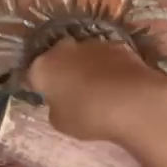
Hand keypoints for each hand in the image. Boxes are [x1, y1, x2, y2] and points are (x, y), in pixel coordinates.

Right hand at [25, 39, 166, 145]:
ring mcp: (93, 44)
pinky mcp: (120, 46)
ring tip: (97, 91)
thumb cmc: (87, 115)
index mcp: (43, 67)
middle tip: (70, 93)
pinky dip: (107, 69)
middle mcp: (64, 49)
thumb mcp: (60, 122)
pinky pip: (106, 59)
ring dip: (85, 69)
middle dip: (61, 72)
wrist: (133, 102)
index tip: (46, 98)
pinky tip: (116, 87)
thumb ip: (55, 107)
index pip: (32, 75)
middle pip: (57, 59)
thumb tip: (62, 99)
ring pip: (82, 56)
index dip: (39, 87)